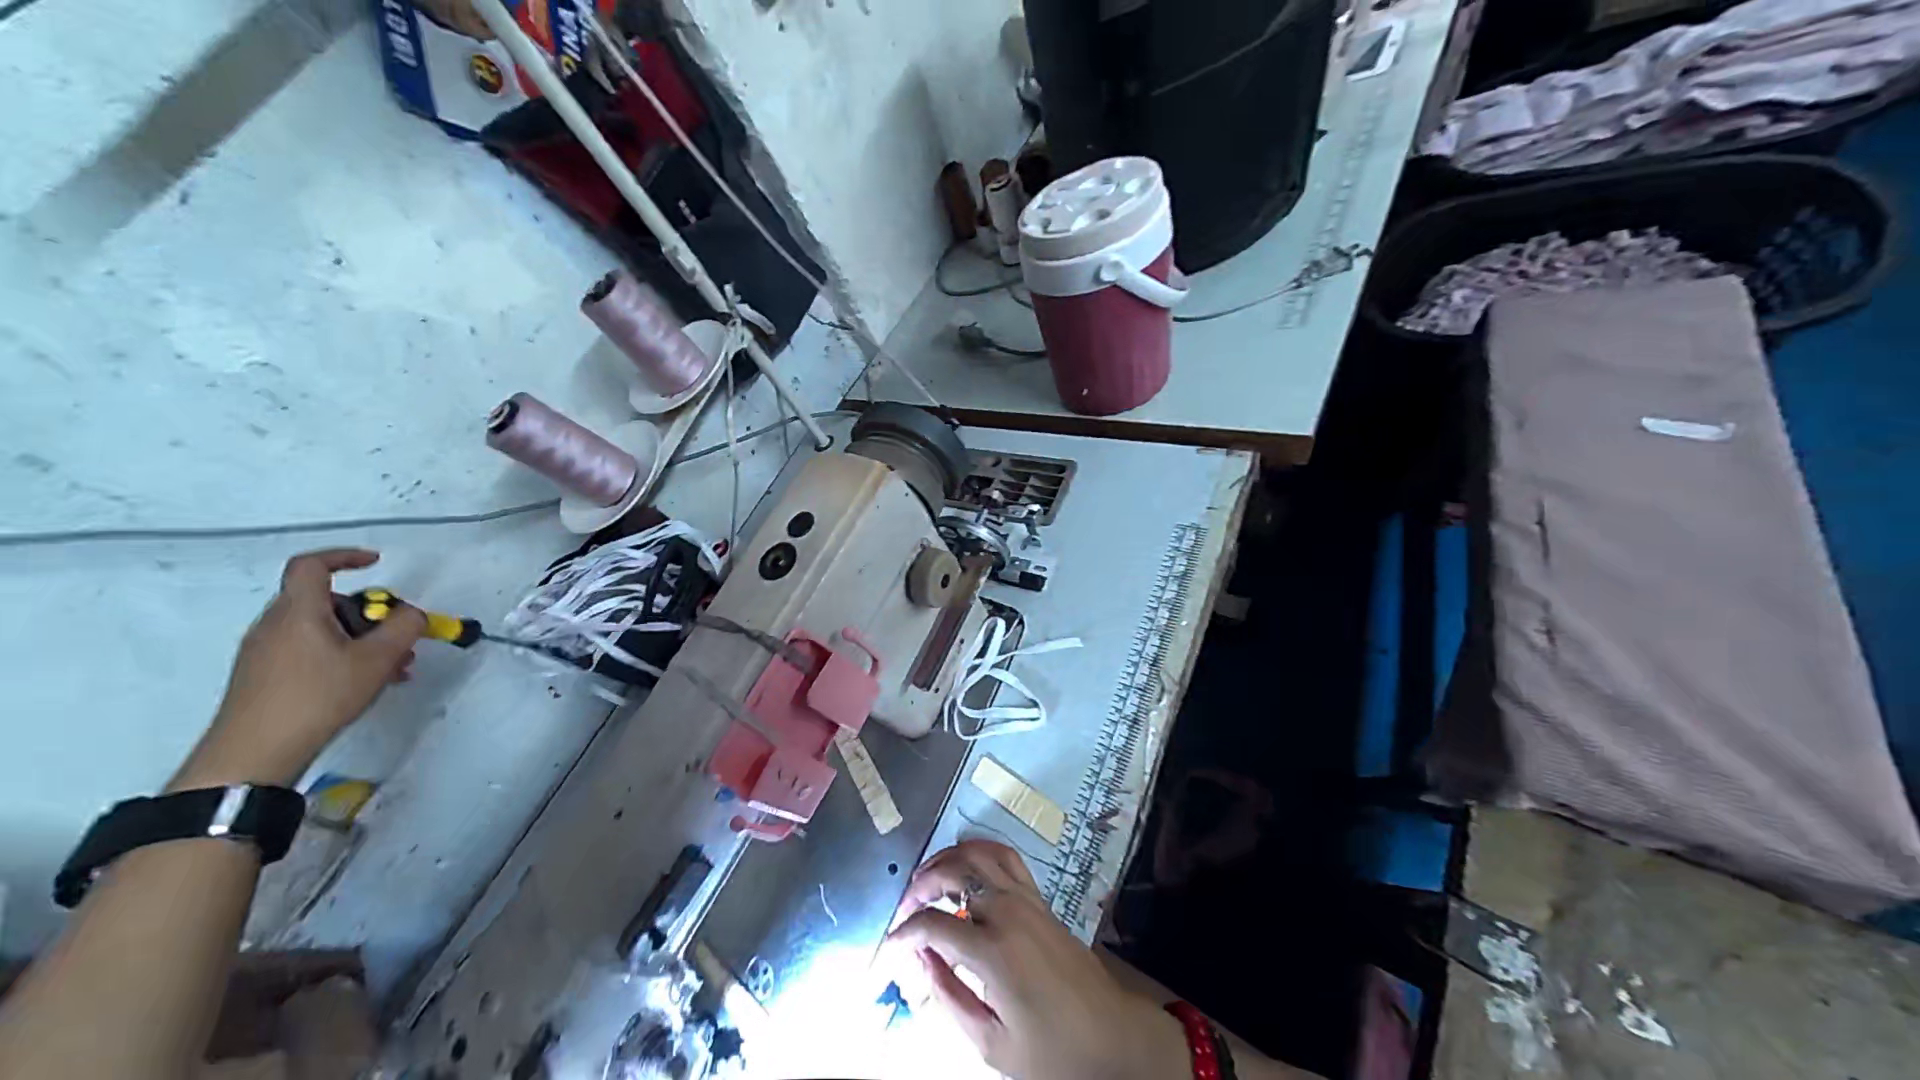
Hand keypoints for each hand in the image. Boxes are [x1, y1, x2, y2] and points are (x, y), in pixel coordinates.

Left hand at [171, 549, 425, 790]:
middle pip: (327, 601)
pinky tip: (365, 683)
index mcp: (297, 612)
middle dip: (370, 613)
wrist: (254, 754)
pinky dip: (342, 655)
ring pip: (323, 629)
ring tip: (392, 668)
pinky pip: (311, 650)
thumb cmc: (318, 696)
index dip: (345, 557)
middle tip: (400, 638)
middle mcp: (275, 624)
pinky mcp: (263, 675)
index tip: (377, 563)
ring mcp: (265, 651)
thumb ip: (404, 628)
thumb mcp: (377, 660)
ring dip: (362, 639)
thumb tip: (412, 613)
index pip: (312, 565)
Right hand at [879, 840, 1189, 1079]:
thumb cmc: (1053, 1050)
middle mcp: (1008, 912)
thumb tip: (919, 960)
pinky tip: (962, 863)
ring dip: (945, 860)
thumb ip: (948, 998)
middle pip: (952, 873)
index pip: (933, 925)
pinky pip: (1004, 857)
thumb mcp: (992, 1043)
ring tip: (925, 880)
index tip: (890, 948)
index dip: (903, 934)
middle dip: (919, 887)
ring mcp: (1027, 898)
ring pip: (977, 854)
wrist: (1113, 1035)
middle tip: (904, 911)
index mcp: (994, 952)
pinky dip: (977, 851)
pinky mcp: (1039, 897)